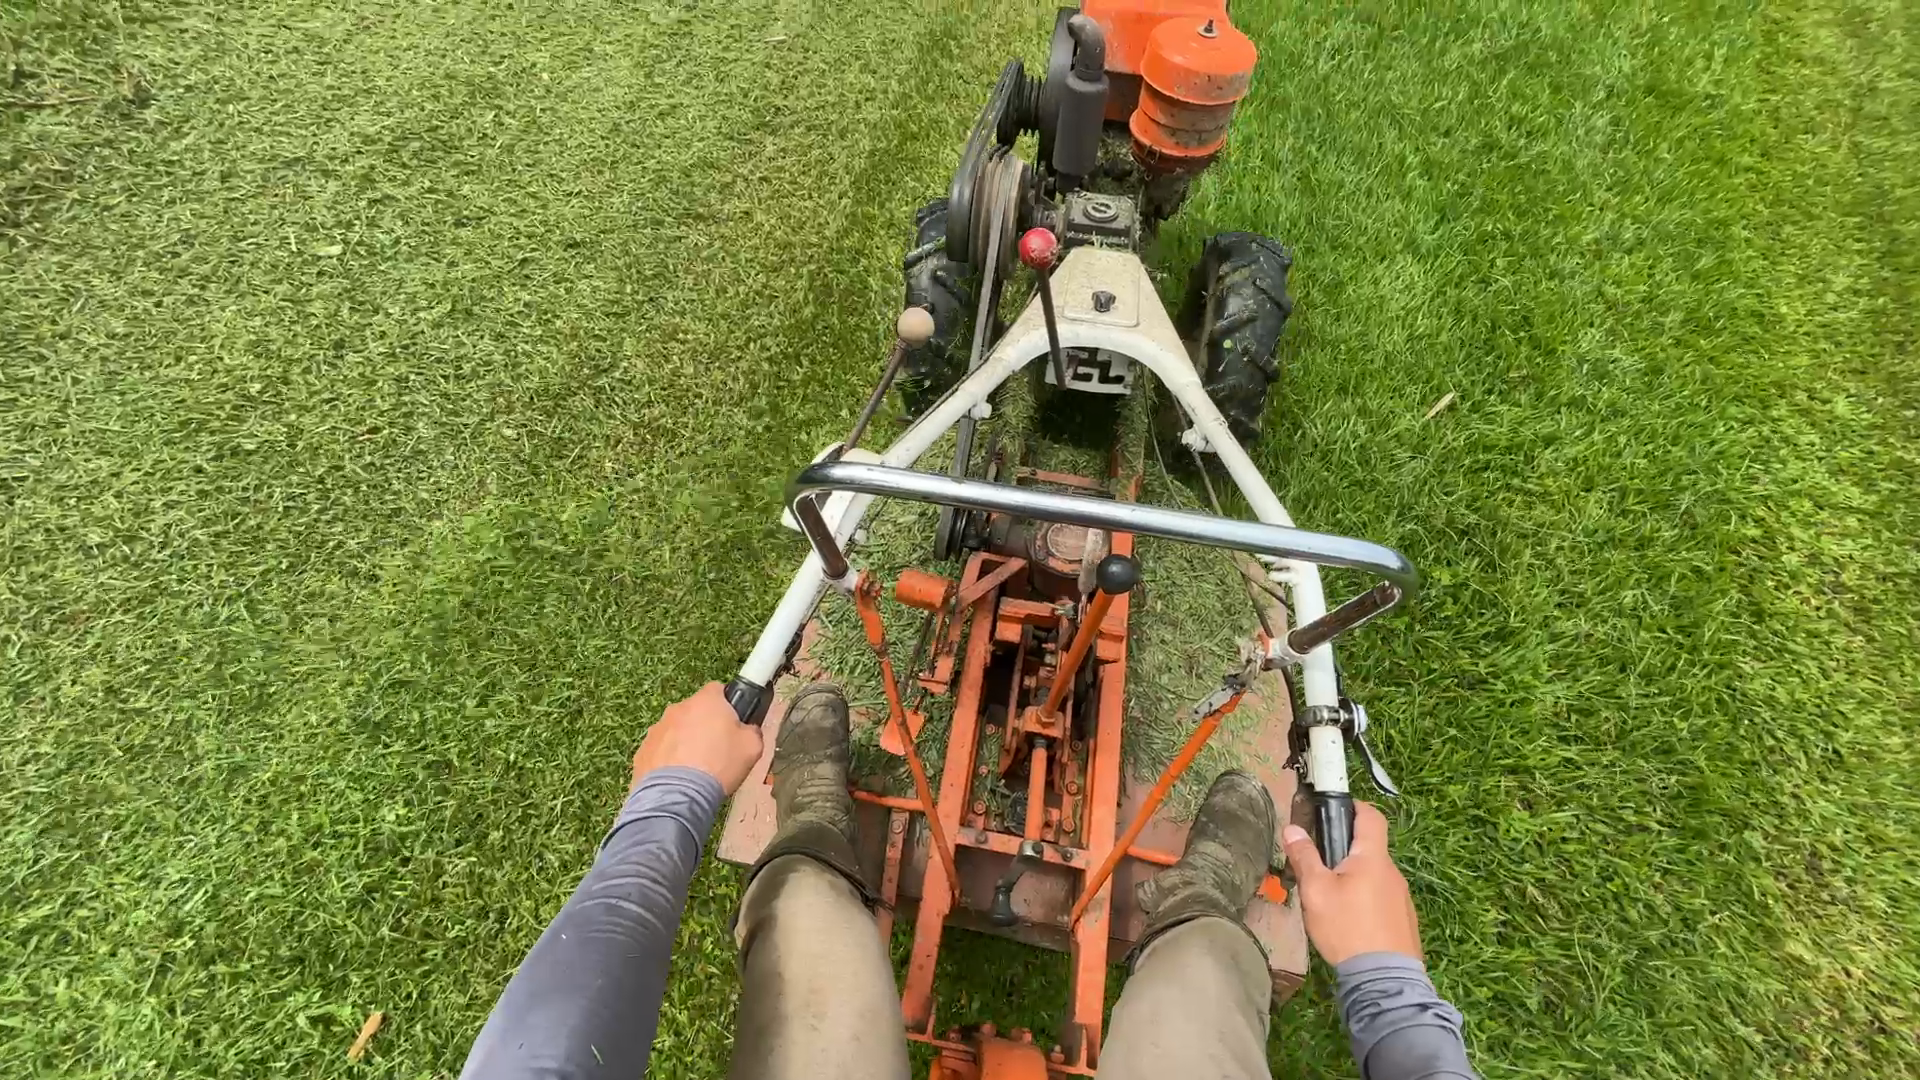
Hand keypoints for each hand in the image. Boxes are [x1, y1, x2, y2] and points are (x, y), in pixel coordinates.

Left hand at [630, 682, 763, 794]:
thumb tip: (748, 729)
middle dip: (705, 725)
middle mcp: (678, 709)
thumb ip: (753, 730)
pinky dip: (669, 760)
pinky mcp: (642, 751)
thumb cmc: (718, 766)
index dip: (728, 704)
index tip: (733, 721)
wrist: (677, 798)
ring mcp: (657, 729)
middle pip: (695, 710)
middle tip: (718, 749)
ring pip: (676, 730)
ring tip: (696, 768)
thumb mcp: (753, 747)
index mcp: (707, 701)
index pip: (718, 689)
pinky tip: (679, 779)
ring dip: (685, 742)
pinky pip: (661, 750)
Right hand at [1282, 800, 1422, 964]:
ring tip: (1328, 897)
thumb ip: (1304, 857)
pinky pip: (1380, 897)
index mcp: (1372, 859)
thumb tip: (1293, 829)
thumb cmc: (1347, 927)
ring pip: (1373, 875)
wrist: (1385, 983)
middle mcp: (1392, 873)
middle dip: (1342, 849)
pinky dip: (1363, 898)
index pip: (1371, 816)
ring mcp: (1401, 899)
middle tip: (1316, 862)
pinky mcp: (1403, 921)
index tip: (1331, 809)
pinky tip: (1347, 920)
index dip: (1353, 805)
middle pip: (1368, 847)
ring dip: (1352, 876)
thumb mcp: (1316, 890)